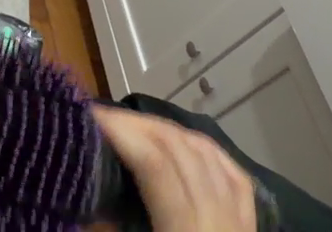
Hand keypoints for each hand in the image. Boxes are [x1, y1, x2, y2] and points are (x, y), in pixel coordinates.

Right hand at [94, 107, 255, 231]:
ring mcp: (239, 223)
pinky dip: (207, 150)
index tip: (86, 112)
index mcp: (184, 229)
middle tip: (101, 114)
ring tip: (133, 125)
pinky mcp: (249, 229)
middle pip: (180, 150)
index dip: (121, 130)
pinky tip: (185, 140)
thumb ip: (104, 221)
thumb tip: (81, 174)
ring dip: (166, 130)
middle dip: (137, 122)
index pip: (155, 164)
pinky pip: (236, 177)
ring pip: (208, 155)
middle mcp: (218, 221)